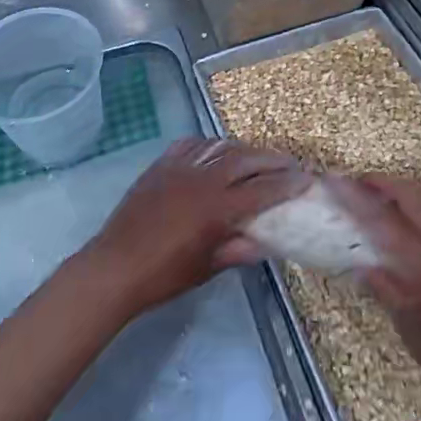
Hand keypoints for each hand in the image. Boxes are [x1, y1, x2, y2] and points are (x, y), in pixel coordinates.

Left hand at [81, 138, 309, 314]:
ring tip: (256, 157)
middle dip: (270, 160)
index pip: (261, 190)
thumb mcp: (206, 267)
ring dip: (241, 149)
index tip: (306, 179)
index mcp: (215, 208)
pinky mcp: (159, 166)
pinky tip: (216, 151)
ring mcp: (178, 168)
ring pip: (218, 147)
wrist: (115, 266)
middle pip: (244, 160)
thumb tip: (264, 242)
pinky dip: (209, 144)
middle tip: (289, 163)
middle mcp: (200, 180)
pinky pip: (189, 145)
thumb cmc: (163, 275)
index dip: (286, 184)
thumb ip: (237, 250)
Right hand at [333, 177, 420, 413]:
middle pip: (415, 198)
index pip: (385, 220)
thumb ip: (390, 292)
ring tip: (388, 203)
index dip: (357, 199)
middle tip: (359, 184)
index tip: (335, 182)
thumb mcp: (413, 332)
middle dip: (385, 184)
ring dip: (410, 197)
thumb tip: (365, 267)